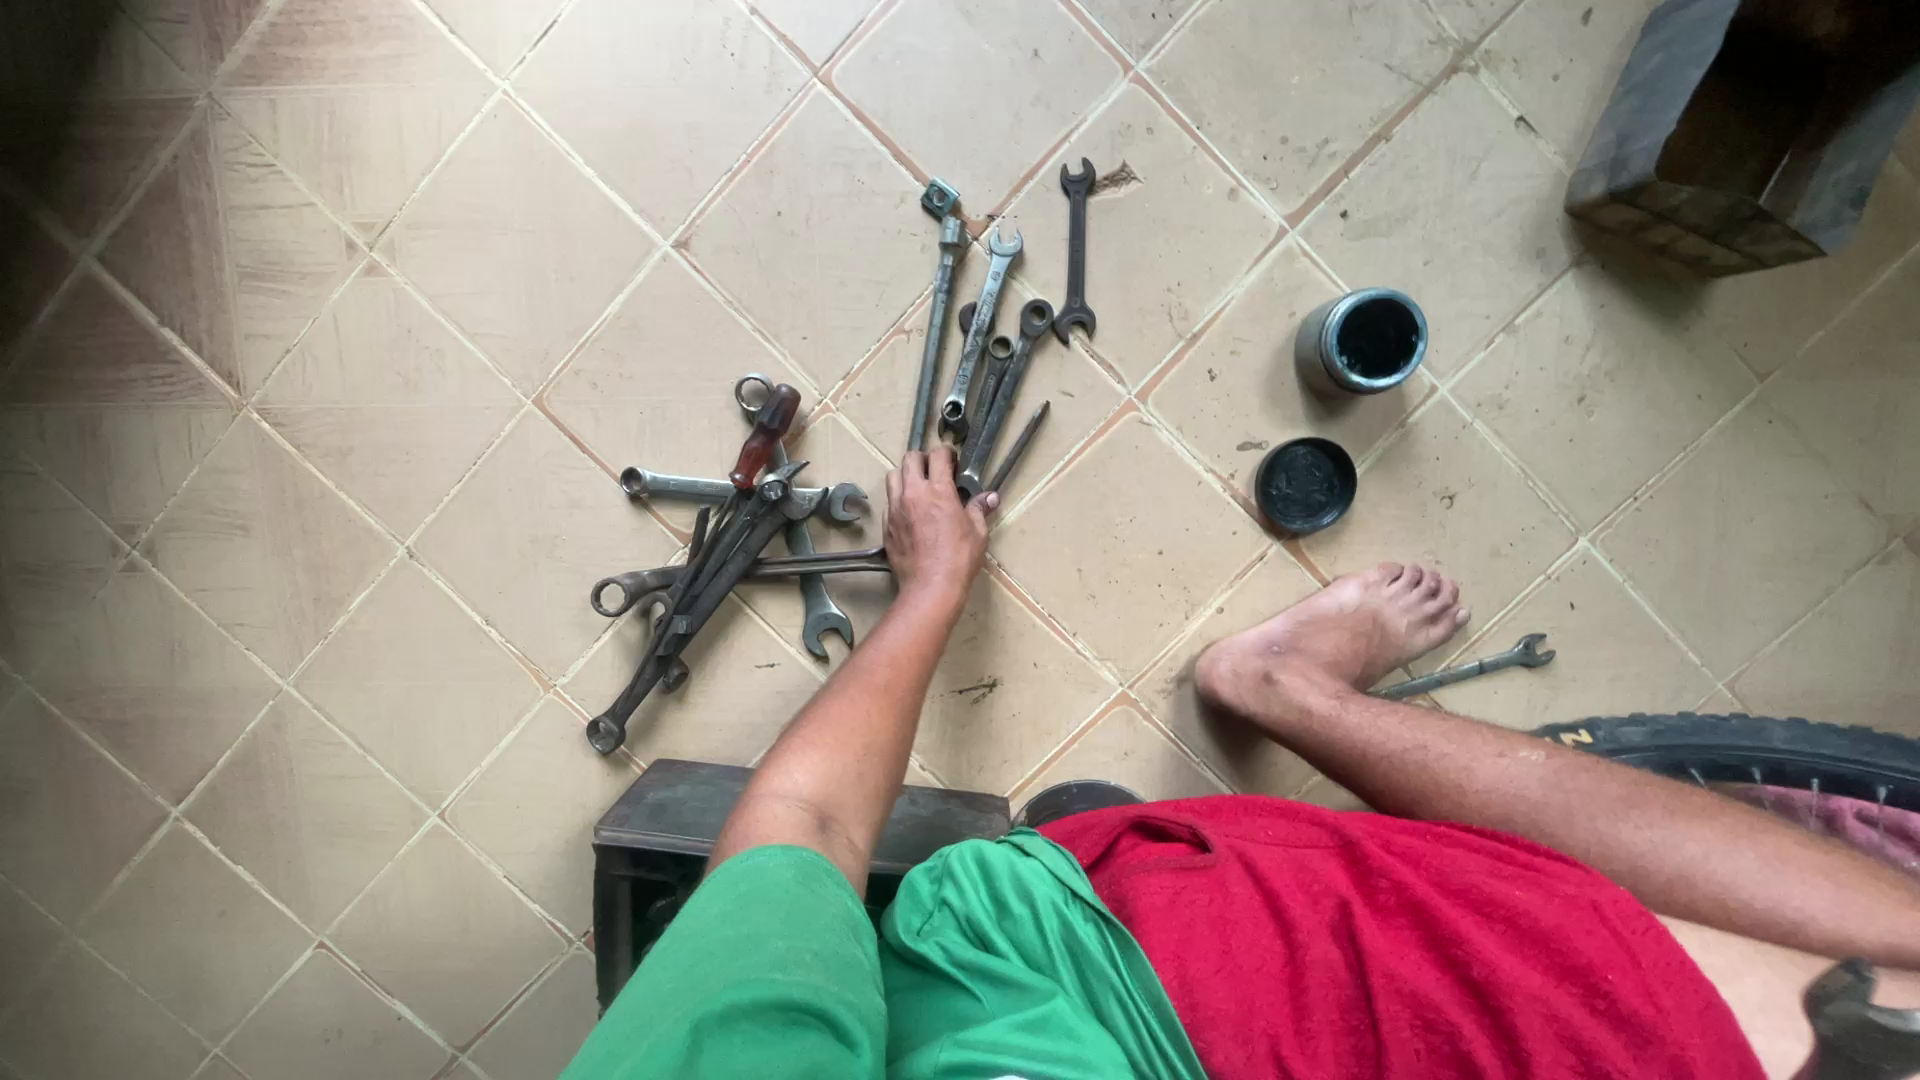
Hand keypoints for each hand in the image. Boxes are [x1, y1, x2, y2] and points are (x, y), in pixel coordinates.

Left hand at [884, 446, 994, 605]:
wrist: (931, 586)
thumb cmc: (958, 559)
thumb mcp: (977, 532)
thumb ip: (979, 509)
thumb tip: (990, 498)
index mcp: (939, 490)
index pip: (938, 455)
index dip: (946, 452)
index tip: (952, 460)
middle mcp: (913, 494)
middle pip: (910, 459)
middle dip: (922, 459)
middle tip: (934, 470)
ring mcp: (896, 509)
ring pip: (893, 476)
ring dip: (905, 476)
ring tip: (918, 487)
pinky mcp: (887, 526)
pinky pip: (888, 503)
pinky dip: (898, 500)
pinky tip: (909, 513)